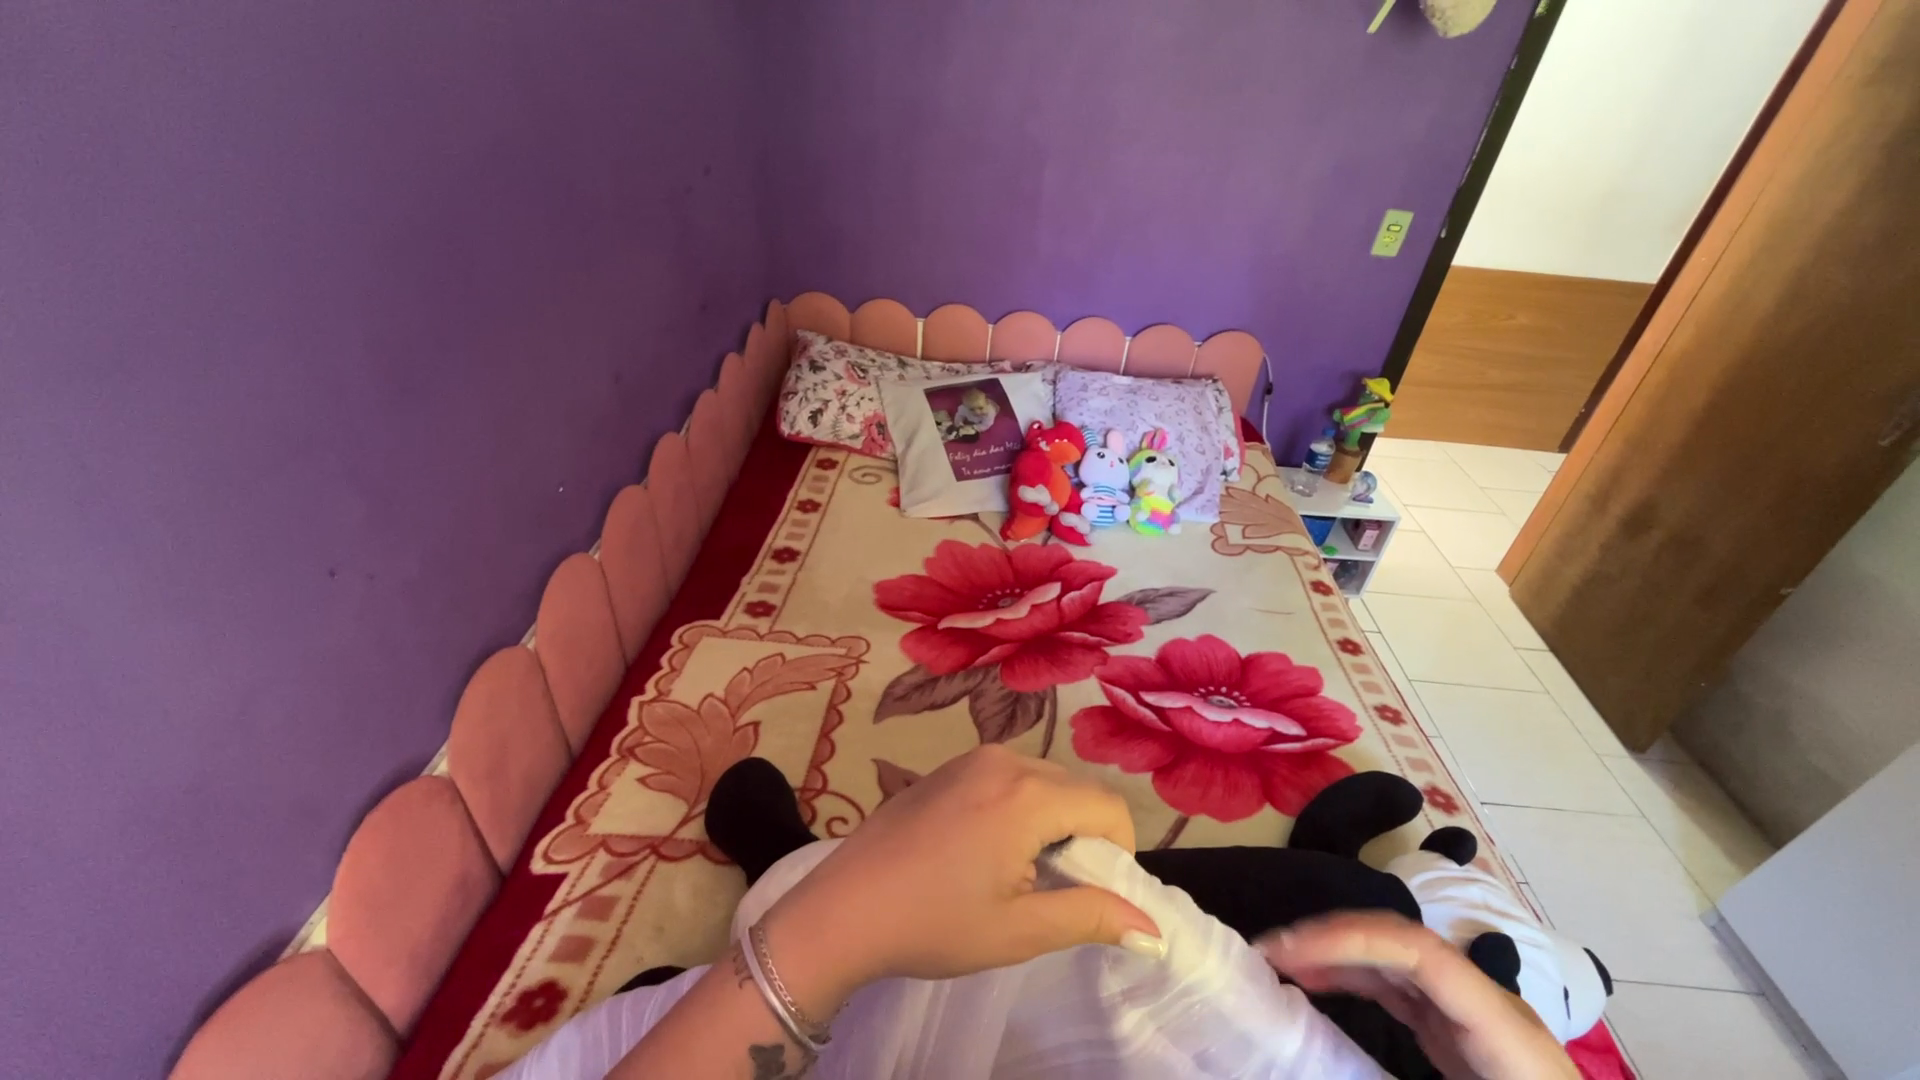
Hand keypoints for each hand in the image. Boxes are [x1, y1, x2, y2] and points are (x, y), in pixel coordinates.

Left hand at [758, 746, 1160, 1011]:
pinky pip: (1007, 777)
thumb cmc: (934, 922)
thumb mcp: (1020, 929)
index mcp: (1027, 793)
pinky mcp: (946, 767)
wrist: (842, 908)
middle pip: (1076, 788)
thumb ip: (1092, 917)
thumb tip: (1153, 930)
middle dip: (1082, 835)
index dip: (1117, 852)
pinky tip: (981, 849)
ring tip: (1015, 871)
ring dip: (1050, 820)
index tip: (1087, 891)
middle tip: (1050, 887)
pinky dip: (1018, 807)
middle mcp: (1003, 759)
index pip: (1109, 806)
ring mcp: (969, 758)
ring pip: (1042, 780)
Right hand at [1261, 913, 1576, 1079]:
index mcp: (1503, 1032)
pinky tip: (1313, 982)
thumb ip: (1406, 1072)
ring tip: (1279, 960)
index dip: (1351, 939)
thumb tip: (1332, 1062)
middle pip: (1401, 943)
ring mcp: (1471, 1014)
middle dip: (1330, 937)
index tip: (1291, 953)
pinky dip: (1349, 976)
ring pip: (1392, 958)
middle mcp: (1487, 1007)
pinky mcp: (1458, 1031)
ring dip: (1332, 951)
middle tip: (1269, 951)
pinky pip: (1396, 986)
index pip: (1421, 954)